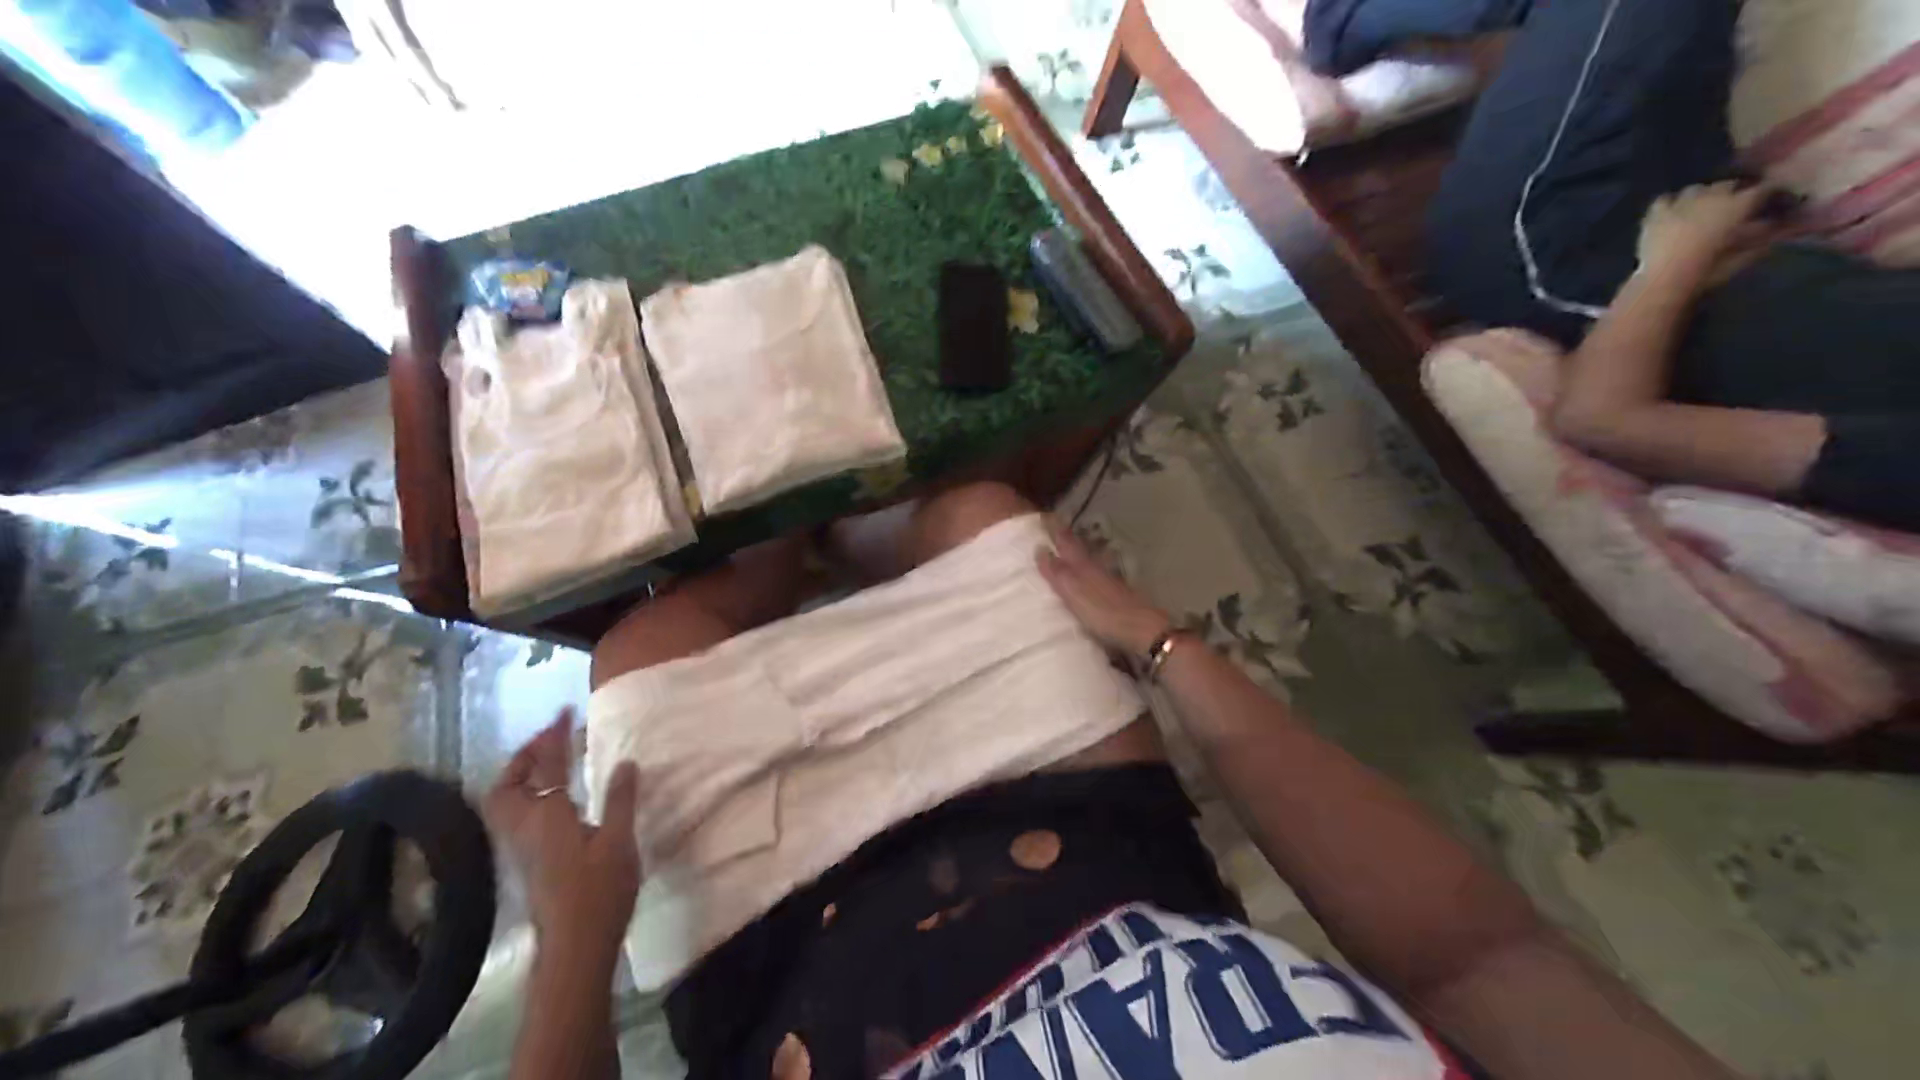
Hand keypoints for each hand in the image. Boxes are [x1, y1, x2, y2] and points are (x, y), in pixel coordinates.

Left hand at [484, 710, 640, 962]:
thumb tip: (626, 762)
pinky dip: (527, 794)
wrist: (575, 945)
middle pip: (507, 784)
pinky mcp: (526, 861)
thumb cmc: (600, 890)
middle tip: (550, 739)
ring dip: (521, 775)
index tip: (564, 712)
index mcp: (549, 817)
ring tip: (548, 763)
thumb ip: (621, 799)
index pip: (548, 766)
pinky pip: (514, 815)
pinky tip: (553, 798)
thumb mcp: (619, 841)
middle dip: (524, 756)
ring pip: (505, 802)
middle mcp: (526, 828)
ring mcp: (521, 847)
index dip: (554, 736)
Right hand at [1037, 521, 1171, 657]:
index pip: (1065, 541)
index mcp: (1082, 564)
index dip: (1055, 529)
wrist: (1140, 628)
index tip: (1044, 516)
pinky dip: (1086, 569)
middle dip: (1065, 538)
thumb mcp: (1073, 592)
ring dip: (1076, 553)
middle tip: (1052, 527)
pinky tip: (1085, 575)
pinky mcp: (1115, 593)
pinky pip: (1095, 574)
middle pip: (1077, 548)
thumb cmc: (1102, 611)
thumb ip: (1057, 571)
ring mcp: (1107, 579)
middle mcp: (1094, 567)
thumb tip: (1040, 548)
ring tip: (1064, 550)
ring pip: (1087, 559)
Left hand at [1636, 181, 1774, 274]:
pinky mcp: (1655, 215)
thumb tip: (1778, 228)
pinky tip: (1668, 212)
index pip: (1763, 189)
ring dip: (1700, 196)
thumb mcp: (1743, 255)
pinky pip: (1663, 200)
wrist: (1662, 278)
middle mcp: (1713, 197)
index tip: (1765, 201)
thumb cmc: (1706, 269)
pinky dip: (1668, 204)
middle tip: (1727, 207)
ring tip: (1698, 209)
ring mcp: (1681, 204)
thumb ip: (1763, 238)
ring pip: (1695, 189)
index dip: (1765, 194)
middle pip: (1727, 185)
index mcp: (1740, 204)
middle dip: (1731, 193)